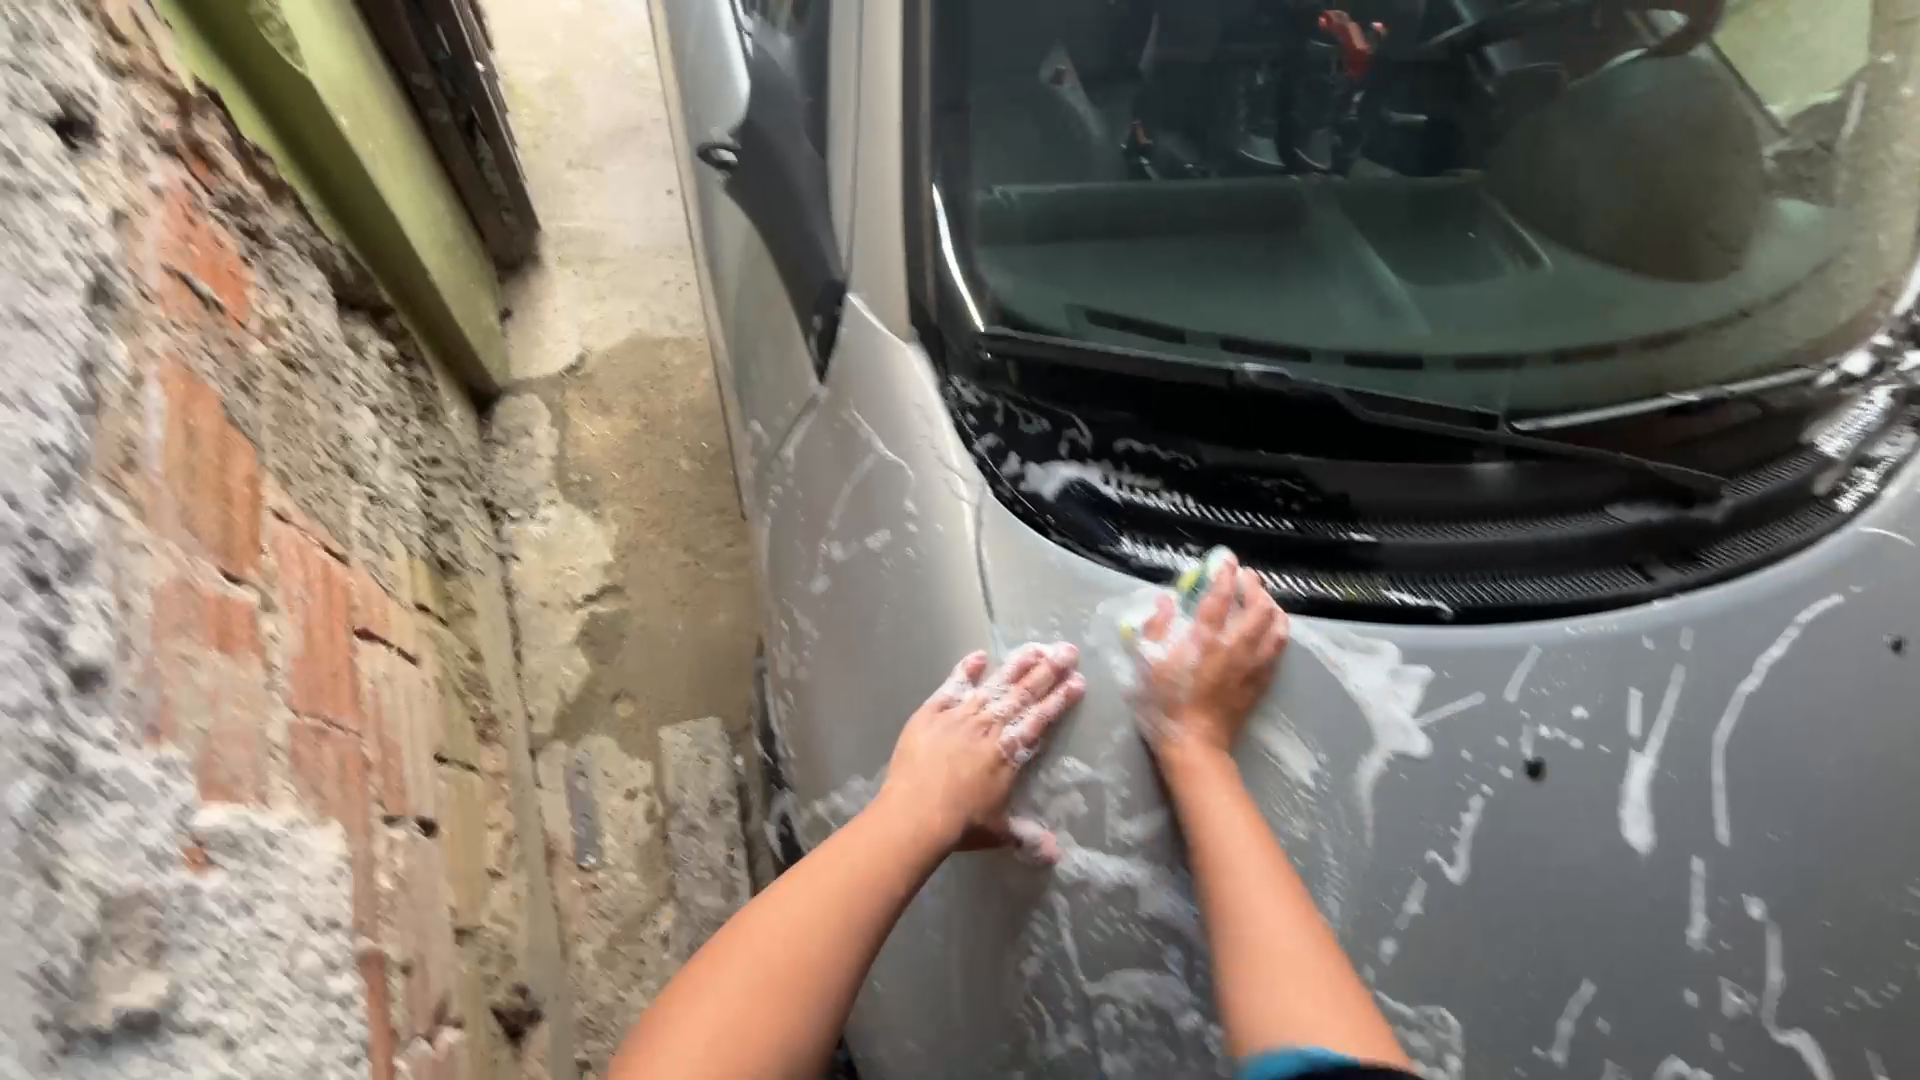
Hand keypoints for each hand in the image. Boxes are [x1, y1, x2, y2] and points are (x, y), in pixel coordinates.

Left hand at [877, 643, 1085, 863]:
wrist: (915, 813)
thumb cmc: (959, 824)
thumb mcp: (996, 831)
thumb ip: (1025, 836)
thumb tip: (1054, 855)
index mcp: (1008, 753)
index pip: (1040, 720)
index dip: (1059, 700)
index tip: (1077, 681)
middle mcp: (989, 727)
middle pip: (1023, 694)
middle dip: (1047, 671)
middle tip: (1067, 650)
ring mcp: (960, 716)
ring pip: (994, 685)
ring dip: (1016, 665)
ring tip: (1035, 647)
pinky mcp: (931, 713)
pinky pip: (952, 686)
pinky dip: (965, 670)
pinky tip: (978, 655)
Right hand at [1132, 554, 1289, 763]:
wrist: (1194, 744)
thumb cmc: (1164, 704)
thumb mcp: (1147, 663)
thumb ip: (1157, 627)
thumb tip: (1167, 601)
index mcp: (1204, 639)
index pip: (1221, 596)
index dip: (1225, 573)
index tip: (1226, 559)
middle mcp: (1234, 646)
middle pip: (1258, 606)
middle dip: (1255, 586)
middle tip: (1246, 577)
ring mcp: (1253, 665)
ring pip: (1277, 625)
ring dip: (1272, 605)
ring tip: (1263, 598)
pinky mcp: (1263, 681)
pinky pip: (1280, 648)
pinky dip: (1279, 630)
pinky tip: (1272, 627)